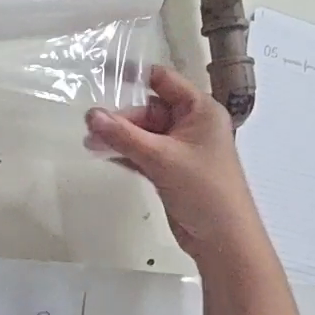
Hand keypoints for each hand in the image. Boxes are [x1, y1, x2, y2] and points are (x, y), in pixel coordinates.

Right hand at [85, 66, 264, 260]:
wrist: (223, 239)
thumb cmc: (203, 190)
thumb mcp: (161, 158)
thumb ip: (124, 135)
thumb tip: (90, 114)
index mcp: (201, 110)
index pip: (165, 81)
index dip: (135, 77)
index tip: (103, 75)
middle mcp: (192, 125)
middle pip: (149, 111)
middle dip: (121, 119)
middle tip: (91, 131)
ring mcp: (181, 149)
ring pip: (144, 134)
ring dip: (120, 138)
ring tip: (90, 144)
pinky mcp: (171, 170)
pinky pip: (144, 153)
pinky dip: (126, 154)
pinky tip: (103, 155)